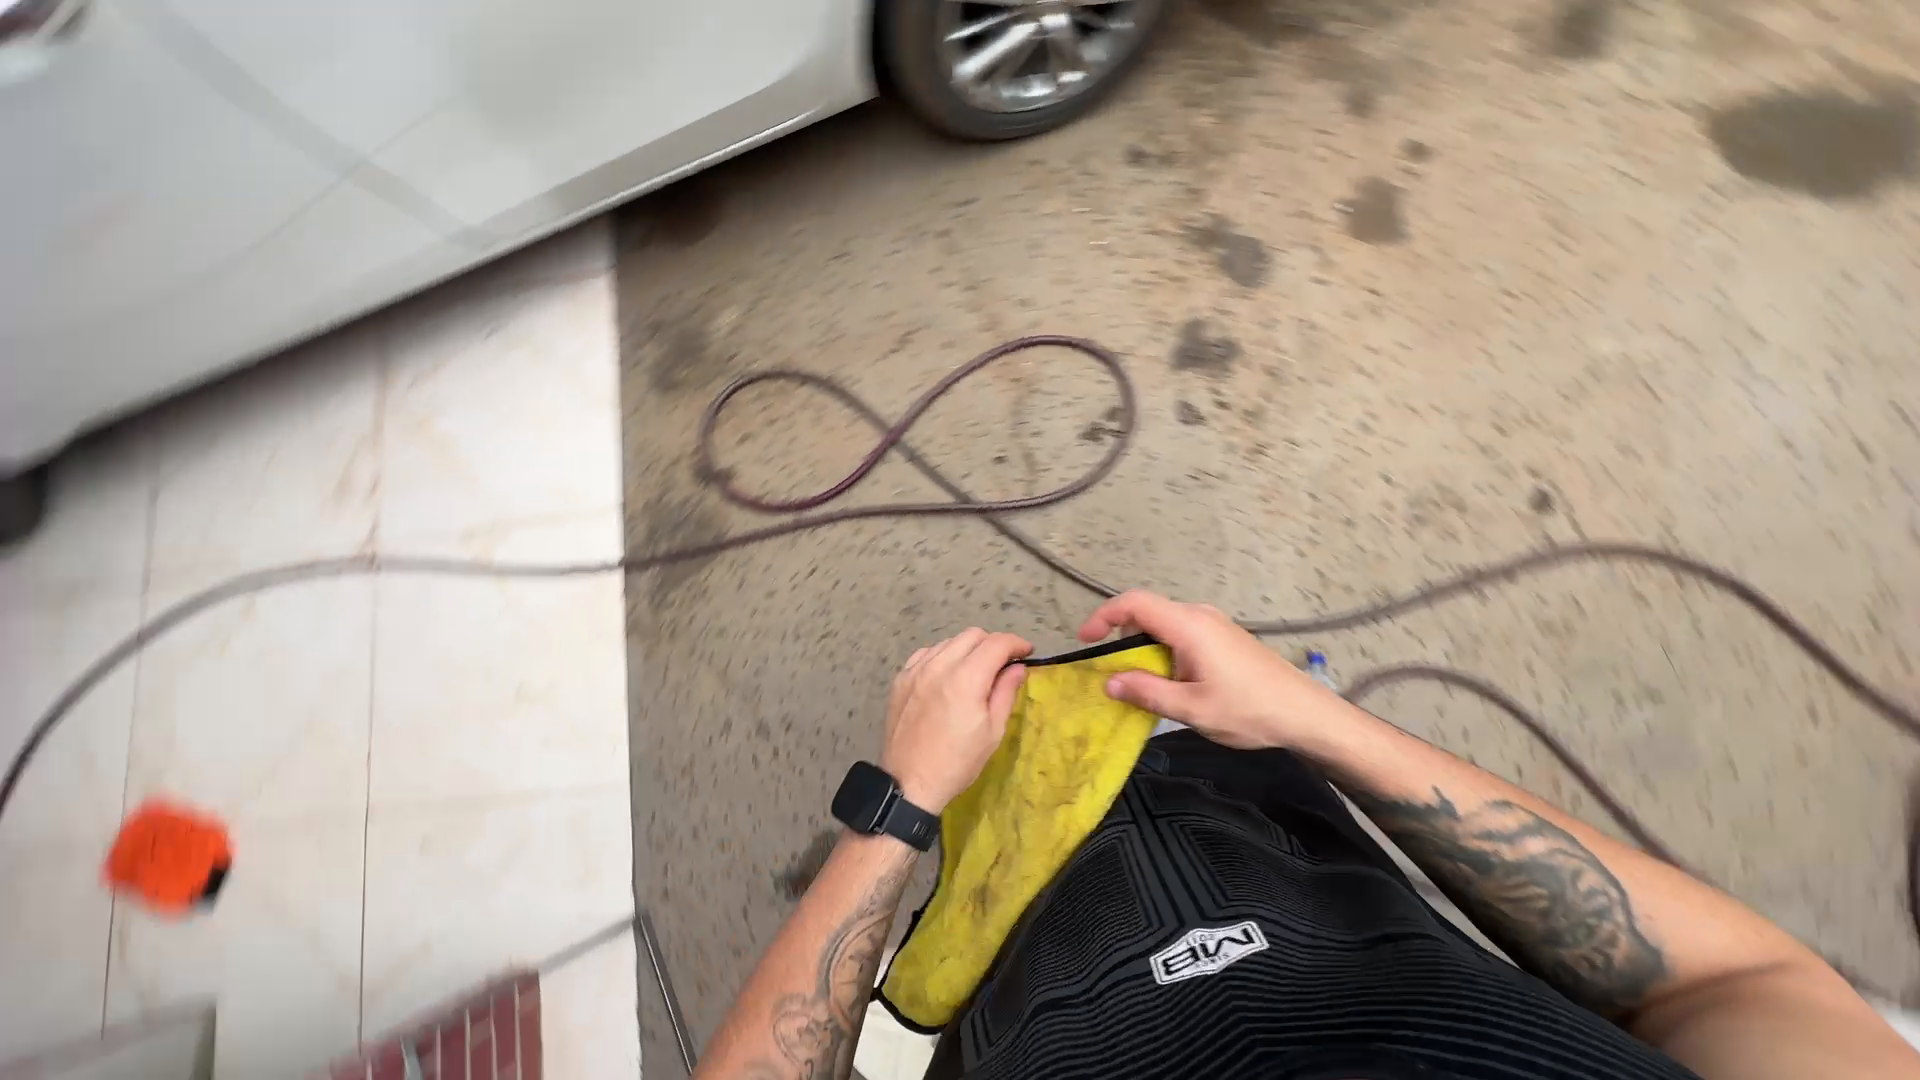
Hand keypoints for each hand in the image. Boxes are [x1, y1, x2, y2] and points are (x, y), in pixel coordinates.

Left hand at [880, 628, 1032, 813]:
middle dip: (993, 644)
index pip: (996, 643)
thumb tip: (1017, 668)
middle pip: (972, 635)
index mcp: (966, 678)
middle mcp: (939, 665)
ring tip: (975, 670)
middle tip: (1002, 664)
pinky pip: (925, 654)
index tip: (1027, 652)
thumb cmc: (958, 762)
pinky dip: (942, 656)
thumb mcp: (992, 732)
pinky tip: (947, 674)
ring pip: (948, 641)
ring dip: (967, 649)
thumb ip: (1005, 692)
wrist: (910, 783)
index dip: (1016, 643)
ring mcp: (916, 670)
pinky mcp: (900, 679)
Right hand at [1077, 590, 1337, 749]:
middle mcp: (1199, 616)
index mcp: (1188, 626)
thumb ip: (1146, 693)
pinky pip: (1181, 633)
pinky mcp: (1223, 637)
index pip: (1134, 603)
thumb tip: (1109, 682)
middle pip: (1147, 611)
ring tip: (1140, 682)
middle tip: (1111, 671)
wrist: (1306, 714)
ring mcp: (1214, 624)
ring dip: (1143, 647)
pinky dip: (1163, 650)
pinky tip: (1169, 681)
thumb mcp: (1191, 708)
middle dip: (1121, 636)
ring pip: (1163, 623)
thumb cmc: (1248, 710)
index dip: (1103, 616)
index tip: (1086, 641)